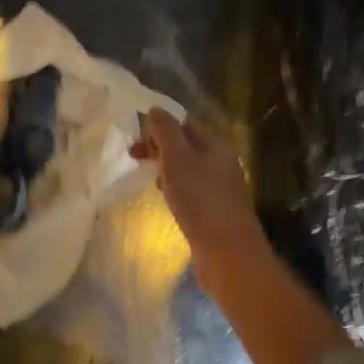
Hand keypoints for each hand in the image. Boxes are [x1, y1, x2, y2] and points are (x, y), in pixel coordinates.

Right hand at [131, 108, 264, 266]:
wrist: (229, 253)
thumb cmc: (200, 200)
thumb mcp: (177, 159)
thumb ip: (166, 131)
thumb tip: (155, 109)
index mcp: (215, 144)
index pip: (185, 122)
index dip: (160, 126)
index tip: (137, 140)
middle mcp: (221, 162)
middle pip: (186, 144)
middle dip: (160, 147)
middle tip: (135, 158)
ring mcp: (220, 187)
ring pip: (188, 168)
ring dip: (166, 168)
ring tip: (150, 179)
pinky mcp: (215, 210)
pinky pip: (192, 190)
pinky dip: (176, 189)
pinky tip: (167, 199)